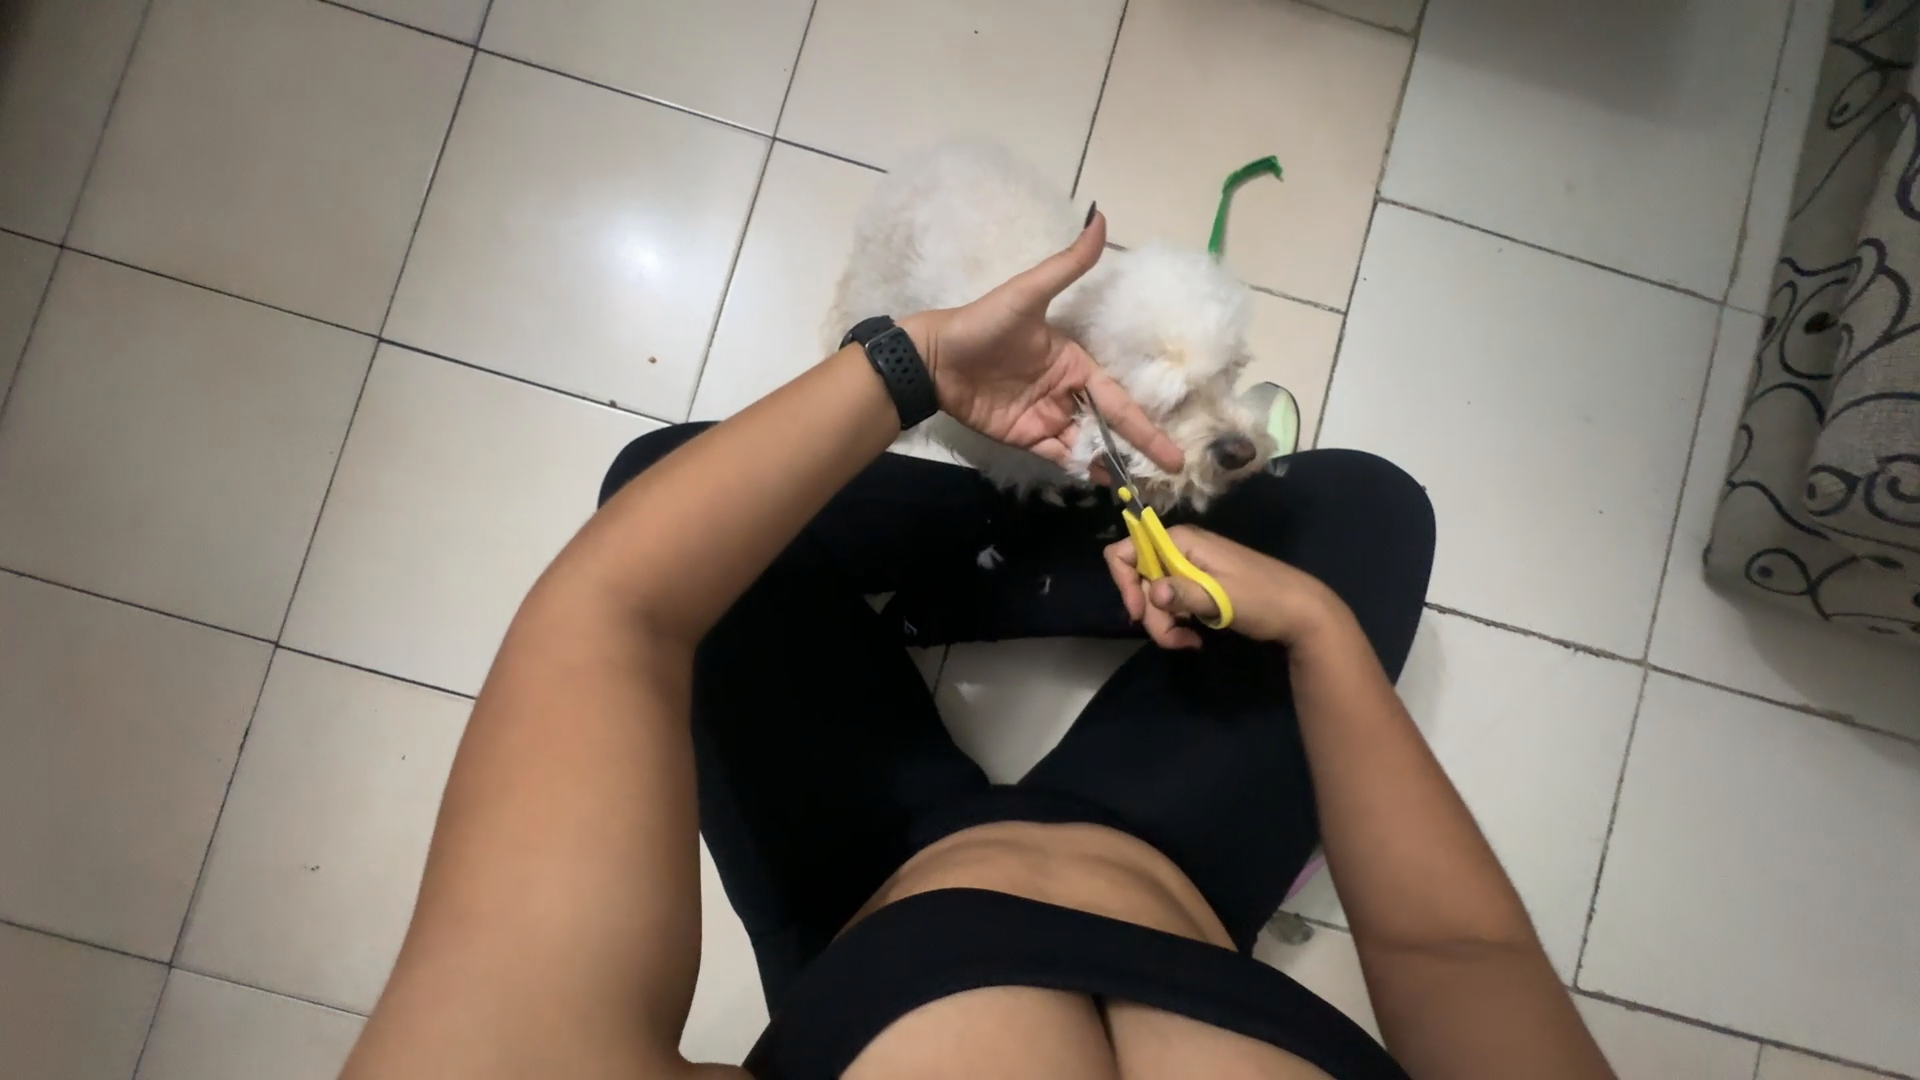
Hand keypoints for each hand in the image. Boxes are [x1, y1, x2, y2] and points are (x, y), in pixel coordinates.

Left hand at [898, 211, 1183, 473]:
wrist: (935, 357)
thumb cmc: (984, 324)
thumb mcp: (1028, 293)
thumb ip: (1066, 266)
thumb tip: (1101, 217)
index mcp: (1075, 363)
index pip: (1117, 399)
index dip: (1144, 424)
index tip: (1172, 450)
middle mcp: (1066, 392)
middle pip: (1108, 426)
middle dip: (1136, 448)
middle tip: (1167, 473)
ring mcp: (1045, 417)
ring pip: (1085, 445)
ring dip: (1109, 463)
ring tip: (1136, 487)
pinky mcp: (1024, 437)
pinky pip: (1057, 455)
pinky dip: (1078, 468)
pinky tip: (1098, 482)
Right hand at [1104, 525, 1348, 649]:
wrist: (1303, 611)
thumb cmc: (1264, 599)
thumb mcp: (1222, 597)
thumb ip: (1183, 593)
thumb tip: (1152, 592)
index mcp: (1180, 540)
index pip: (1125, 551)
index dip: (1124, 582)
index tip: (1140, 612)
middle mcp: (1178, 549)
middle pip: (1138, 580)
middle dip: (1150, 614)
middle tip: (1173, 638)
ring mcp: (1187, 568)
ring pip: (1153, 597)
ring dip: (1163, 624)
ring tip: (1188, 642)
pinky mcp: (1196, 586)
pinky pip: (1170, 603)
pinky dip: (1175, 624)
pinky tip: (1193, 638)